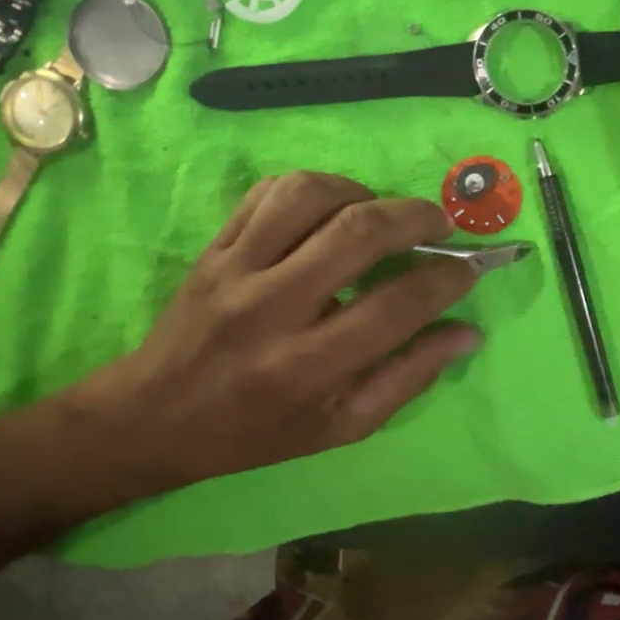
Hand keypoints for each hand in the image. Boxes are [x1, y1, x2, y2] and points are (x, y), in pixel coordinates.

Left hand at [70, 172, 482, 494]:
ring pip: (309, 195)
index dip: (445, 280)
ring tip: (383, 214)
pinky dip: (315, 188)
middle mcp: (270, 309)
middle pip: (357, 233)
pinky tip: (334, 209)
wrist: (151, 417)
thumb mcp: (342, 426)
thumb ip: (409, 377)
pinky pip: (269, 191)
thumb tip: (467, 333)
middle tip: (440, 226)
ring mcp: (235, 269)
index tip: (468, 271)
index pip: (395, 305)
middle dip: (415, 218)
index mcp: (307, 366)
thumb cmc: (257, 431)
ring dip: (363, 193)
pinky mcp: (214, 246)